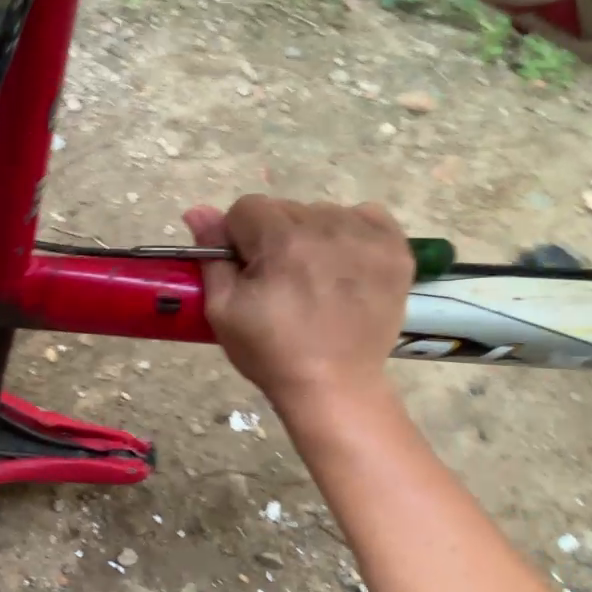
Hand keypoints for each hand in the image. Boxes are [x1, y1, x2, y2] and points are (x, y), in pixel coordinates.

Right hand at [183, 197, 412, 411]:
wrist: (333, 384)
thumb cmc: (269, 351)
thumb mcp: (223, 310)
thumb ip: (211, 256)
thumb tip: (196, 211)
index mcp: (282, 240)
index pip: (247, 208)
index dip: (236, 239)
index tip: (243, 270)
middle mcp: (328, 226)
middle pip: (285, 209)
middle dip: (272, 237)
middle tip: (275, 282)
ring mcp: (368, 236)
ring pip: (323, 213)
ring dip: (309, 236)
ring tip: (310, 278)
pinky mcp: (396, 249)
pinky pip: (365, 218)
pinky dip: (349, 235)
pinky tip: (341, 267)